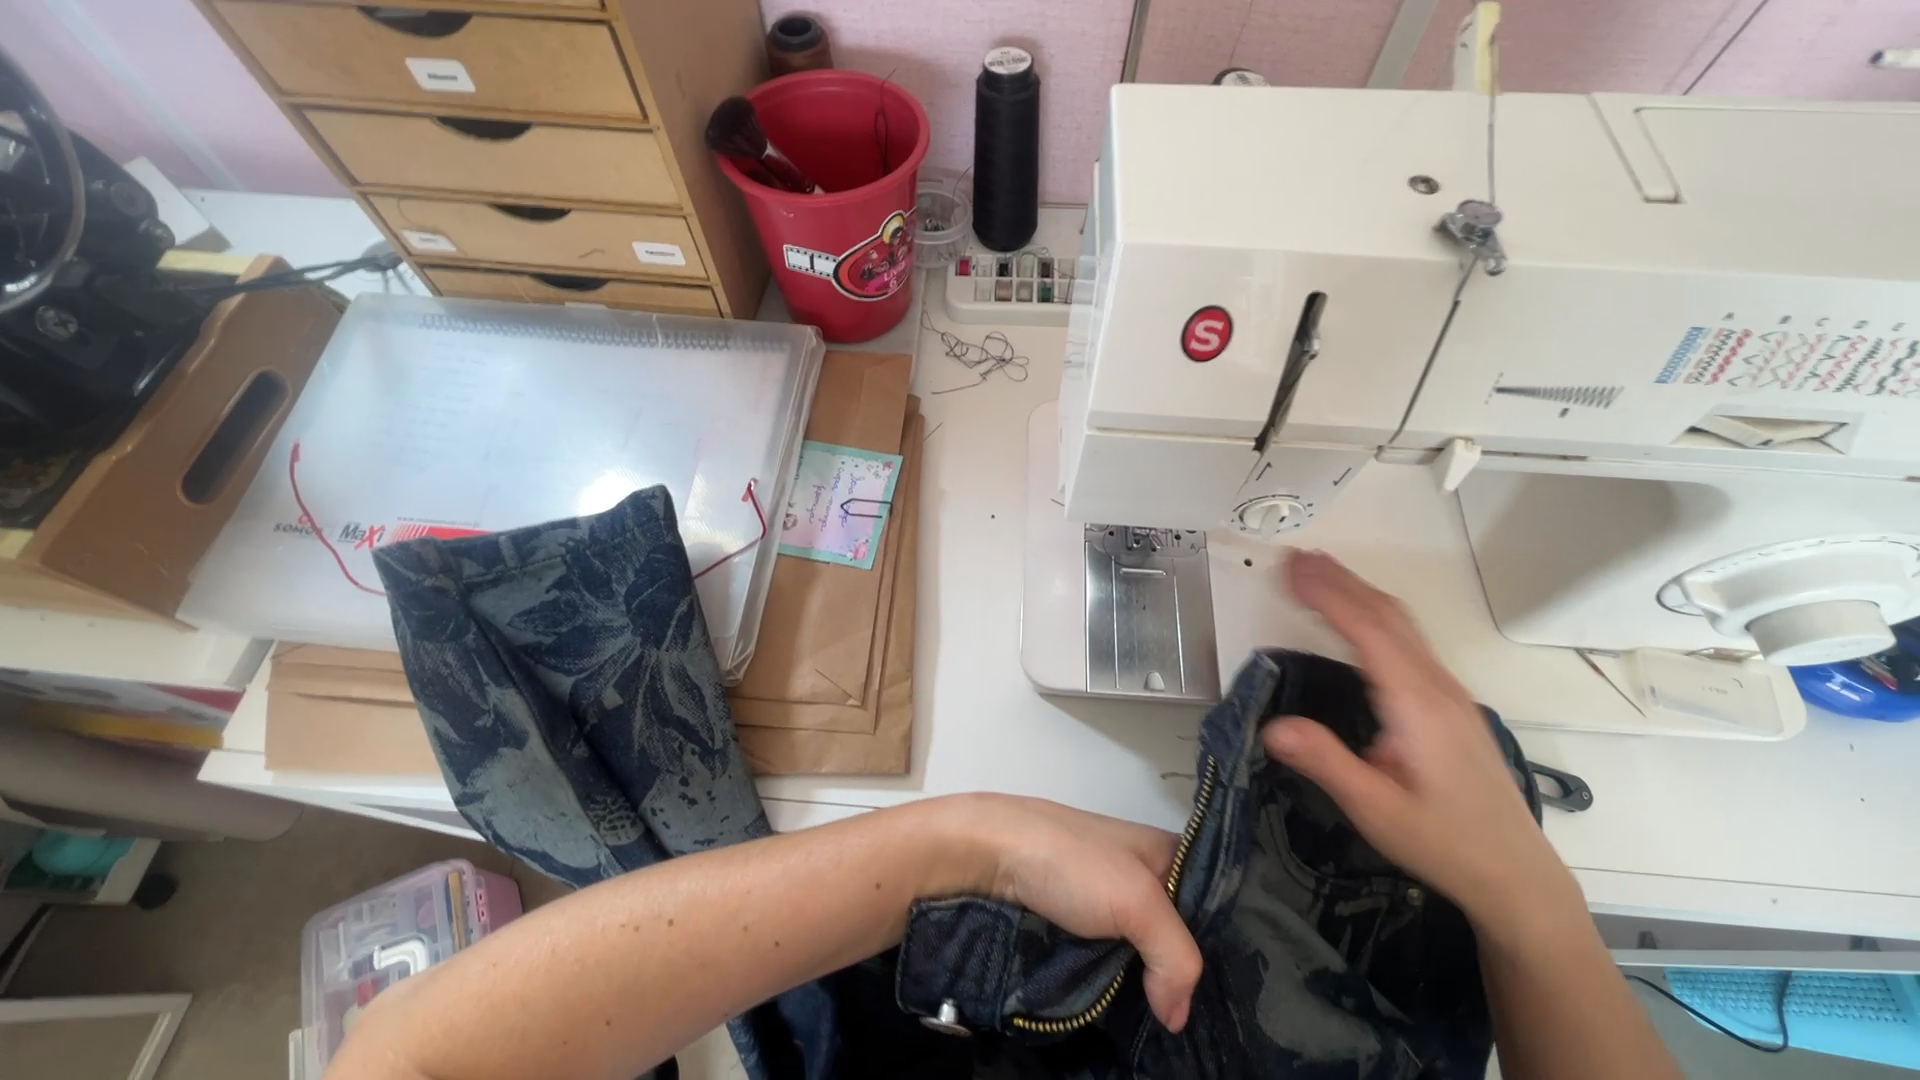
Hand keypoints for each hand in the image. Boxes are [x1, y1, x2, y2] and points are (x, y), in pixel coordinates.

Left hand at [926, 794, 1202, 1032]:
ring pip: (1139, 944)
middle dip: (1178, 969)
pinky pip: (1106, 950)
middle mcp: (1141, 869)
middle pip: (1176, 928)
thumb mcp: (1138, 902)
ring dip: (1143, 978)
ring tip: (1158, 1019)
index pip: (1212, 902)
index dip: (1219, 945)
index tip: (1225, 994)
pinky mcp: (1073, 912)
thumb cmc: (1070, 862)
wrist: (987, 849)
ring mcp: (1104, 891)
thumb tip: (1176, 1016)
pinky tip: (1121, 1002)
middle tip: (1186, 1015)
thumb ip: (1174, 957)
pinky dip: (1112, 973)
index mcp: (1166, 850)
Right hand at [1261, 550, 1574, 936]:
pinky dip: (1375, 616)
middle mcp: (1438, 687)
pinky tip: (1359, 621)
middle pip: (1389, 617)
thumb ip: (1325, 762)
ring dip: (1360, 594)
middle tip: (1296, 559)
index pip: (1370, 632)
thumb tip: (1270, 725)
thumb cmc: (1444, 842)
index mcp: (1417, 705)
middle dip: (1343, 582)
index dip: (1331, 595)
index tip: (1293, 568)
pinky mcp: (1451, 705)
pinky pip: (1409, 642)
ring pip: (1403, 626)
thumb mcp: (1375, 809)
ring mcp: (1450, 693)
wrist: (1516, 874)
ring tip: (1320, 575)